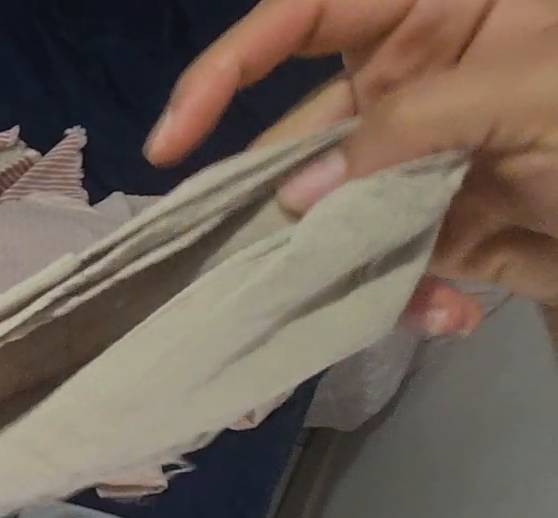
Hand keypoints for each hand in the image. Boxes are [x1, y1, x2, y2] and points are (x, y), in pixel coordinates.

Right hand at [146, 0, 557, 328]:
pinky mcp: (436, 222)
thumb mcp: (541, 96)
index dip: (225, 69)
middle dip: (268, 196)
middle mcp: (422, 80)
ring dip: (326, 259)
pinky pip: (375, 257)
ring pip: (323, 210)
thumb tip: (292, 196)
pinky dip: (395, 292)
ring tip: (353, 293)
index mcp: (455, 10)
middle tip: (230, 253)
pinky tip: (444, 312)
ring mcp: (422, 158)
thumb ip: (409, 128)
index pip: (307, 16)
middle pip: (296, 132)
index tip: (172, 138)